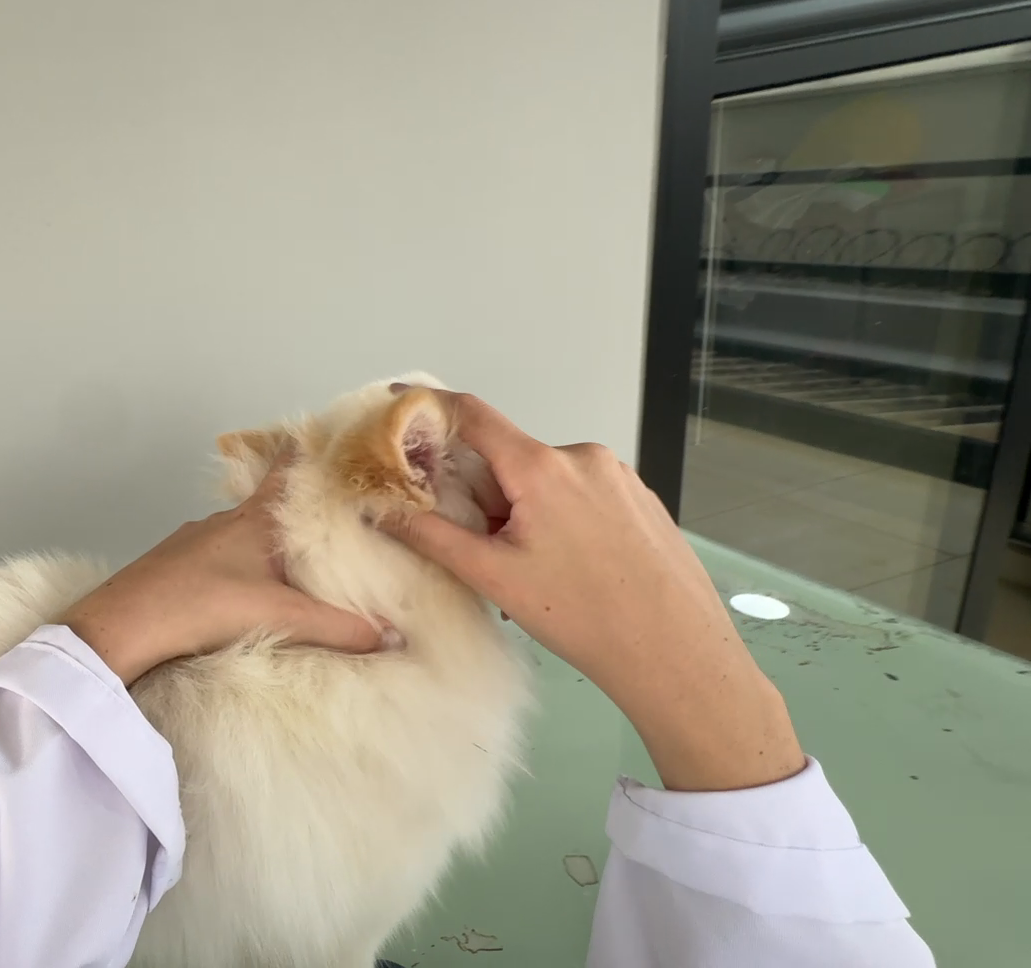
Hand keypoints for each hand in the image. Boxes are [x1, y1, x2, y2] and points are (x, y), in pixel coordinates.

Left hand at [65, 448, 394, 684]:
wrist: (124, 624)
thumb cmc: (201, 605)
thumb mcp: (279, 615)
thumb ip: (338, 627)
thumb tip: (392, 638)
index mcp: (253, 520)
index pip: (285, 472)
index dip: (304, 452)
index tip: (323, 436)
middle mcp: (222, 522)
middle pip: (264, 506)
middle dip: (294, 514)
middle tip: (326, 524)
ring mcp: (191, 542)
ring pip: (238, 535)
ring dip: (262, 546)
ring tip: (289, 568)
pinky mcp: (171, 565)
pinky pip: (214, 558)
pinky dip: (234, 567)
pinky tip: (239, 594)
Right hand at [378, 389, 804, 791]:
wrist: (679, 658)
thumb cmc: (583, 617)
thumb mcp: (490, 574)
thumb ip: (427, 534)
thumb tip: (377, 509)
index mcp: (542, 468)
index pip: (473, 414)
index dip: (430, 403)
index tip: (399, 398)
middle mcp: (583, 457)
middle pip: (505, 453)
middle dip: (480, 486)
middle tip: (477, 537)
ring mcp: (618, 475)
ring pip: (540, 473)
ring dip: (518, 503)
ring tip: (527, 560)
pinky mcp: (639, 496)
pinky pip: (576, 488)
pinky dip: (553, 510)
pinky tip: (565, 560)